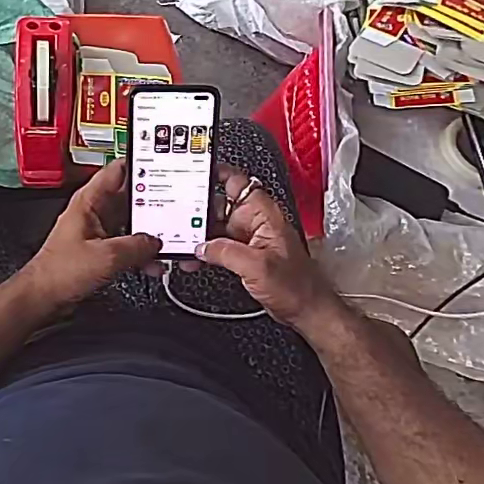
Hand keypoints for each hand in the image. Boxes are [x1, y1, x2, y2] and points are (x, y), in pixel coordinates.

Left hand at [10, 160, 160, 314]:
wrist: (44, 297)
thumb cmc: (59, 272)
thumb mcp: (106, 256)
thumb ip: (136, 246)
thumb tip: (156, 242)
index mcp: (90, 201)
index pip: (118, 170)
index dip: (140, 164)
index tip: (162, 165)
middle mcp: (94, 212)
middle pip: (131, 199)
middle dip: (153, 204)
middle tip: (176, 208)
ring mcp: (98, 231)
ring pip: (132, 224)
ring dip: (149, 233)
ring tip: (167, 240)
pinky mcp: (101, 250)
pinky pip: (128, 244)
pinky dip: (141, 252)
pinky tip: (152, 263)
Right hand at [196, 166, 342, 328]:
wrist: (304, 310)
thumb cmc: (296, 287)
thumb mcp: (257, 266)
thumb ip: (225, 252)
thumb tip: (201, 246)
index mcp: (263, 215)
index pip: (237, 182)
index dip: (216, 174)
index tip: (195, 173)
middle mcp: (254, 223)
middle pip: (219, 205)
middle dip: (198, 211)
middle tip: (178, 216)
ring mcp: (247, 239)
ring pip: (214, 227)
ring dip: (198, 235)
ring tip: (182, 242)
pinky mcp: (242, 255)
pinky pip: (216, 246)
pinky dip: (204, 250)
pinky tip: (192, 258)